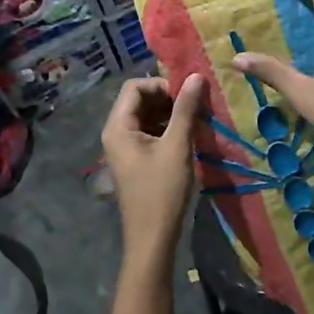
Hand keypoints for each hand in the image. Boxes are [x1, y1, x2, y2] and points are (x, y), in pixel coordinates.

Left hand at [101, 74, 205, 268]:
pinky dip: (169, 129)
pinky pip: (150, 133)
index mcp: (118, 127)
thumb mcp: (177, 146)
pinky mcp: (136, 160)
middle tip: (197, 107)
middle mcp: (116, 133)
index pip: (135, 87)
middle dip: (169, 98)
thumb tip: (197, 76)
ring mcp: (125, 148)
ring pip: (147, 116)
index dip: (162, 84)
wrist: (152, 238)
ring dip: (171, 114)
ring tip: (197, 121)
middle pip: (140, 100)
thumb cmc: (162, 191)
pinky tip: (189, 136)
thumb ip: (186, 109)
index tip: (188, 96)